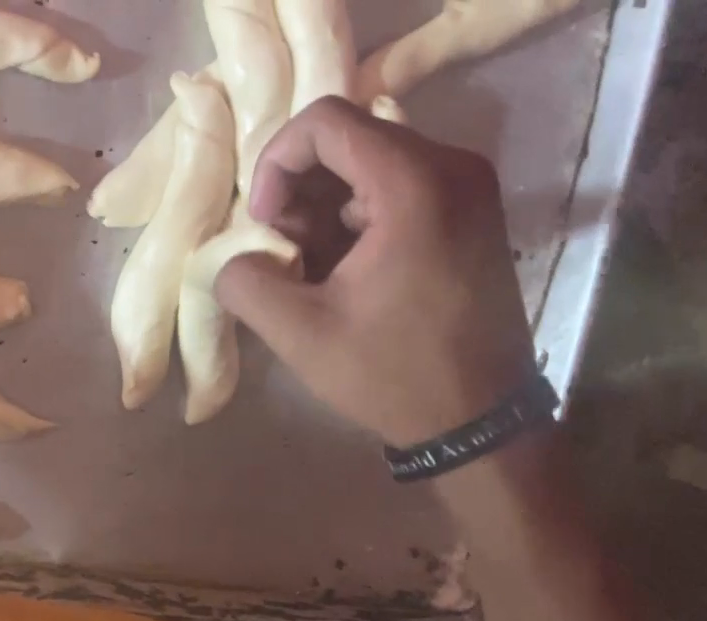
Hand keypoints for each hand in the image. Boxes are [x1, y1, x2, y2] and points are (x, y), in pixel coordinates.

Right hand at [215, 97, 536, 447]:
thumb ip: (247, 283)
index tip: (264, 222)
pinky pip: (393, 187)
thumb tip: (231, 259)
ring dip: (319, 206)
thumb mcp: (298, 333)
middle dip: (295, 190)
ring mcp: (465, 188)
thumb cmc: (388, 371)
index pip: (326, 122)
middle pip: (348, 138)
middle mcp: (450, 167)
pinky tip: (337, 270)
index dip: (275, 162)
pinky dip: (350, 216)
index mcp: (413, 185)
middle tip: (279, 250)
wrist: (475, 413)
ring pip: (368, 163)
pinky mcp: (466, 212)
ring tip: (304, 267)